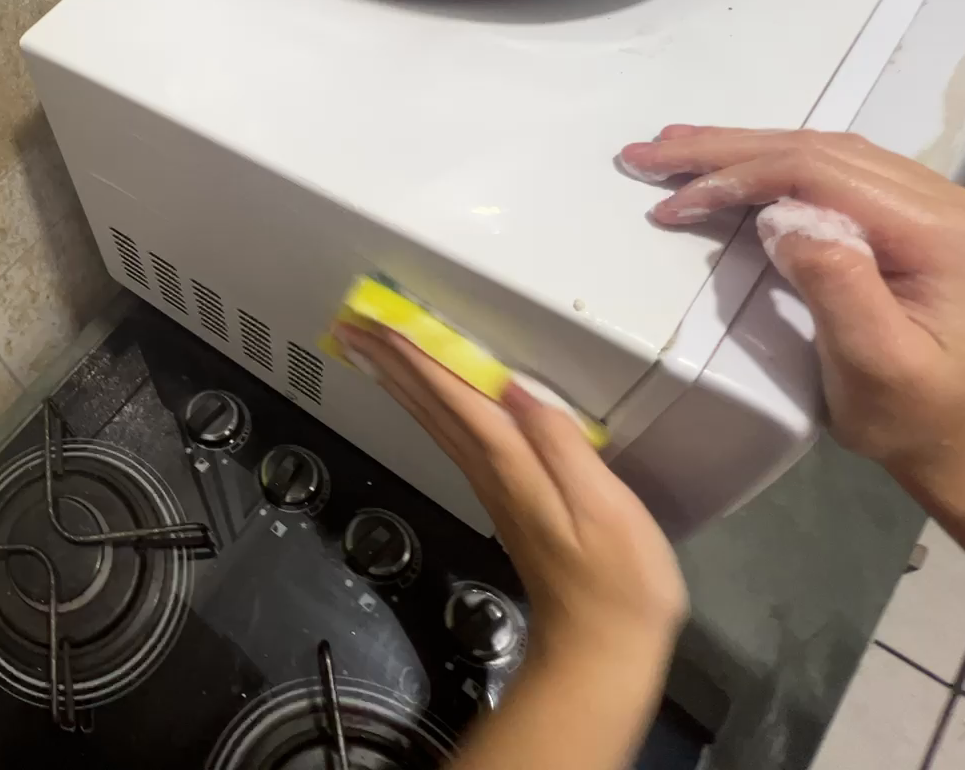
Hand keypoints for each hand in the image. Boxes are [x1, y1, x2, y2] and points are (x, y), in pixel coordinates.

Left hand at [332, 323, 685, 659]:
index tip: (378, 322)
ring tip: (362, 348)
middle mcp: (481, 462)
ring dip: (392, 376)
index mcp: (505, 458)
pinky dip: (416, 402)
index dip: (414, 352)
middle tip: (349, 324)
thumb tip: (515, 388)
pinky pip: (438, 429)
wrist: (597, 642)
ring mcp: (481, 476)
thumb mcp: (603, 507)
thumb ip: (559, 442)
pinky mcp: (490, 488)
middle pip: (423, 398)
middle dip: (386, 357)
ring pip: (424, 413)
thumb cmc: (615, 577)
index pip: (449, 391)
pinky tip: (410, 393)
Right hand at [618, 125, 964, 483]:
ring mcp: (943, 211)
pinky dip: (770, 165)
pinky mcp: (920, 225)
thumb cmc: (920, 417)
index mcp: (949, 232)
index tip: (669, 207)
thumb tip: (779, 220)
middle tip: (647, 152)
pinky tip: (733, 165)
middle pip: (821, 150)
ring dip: (742, 149)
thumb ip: (835, 282)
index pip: (820, 174)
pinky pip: (836, 174)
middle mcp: (955, 206)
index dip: (734, 179)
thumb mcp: (874, 361)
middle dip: (723, 149)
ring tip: (673, 147)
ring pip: (826, 154)